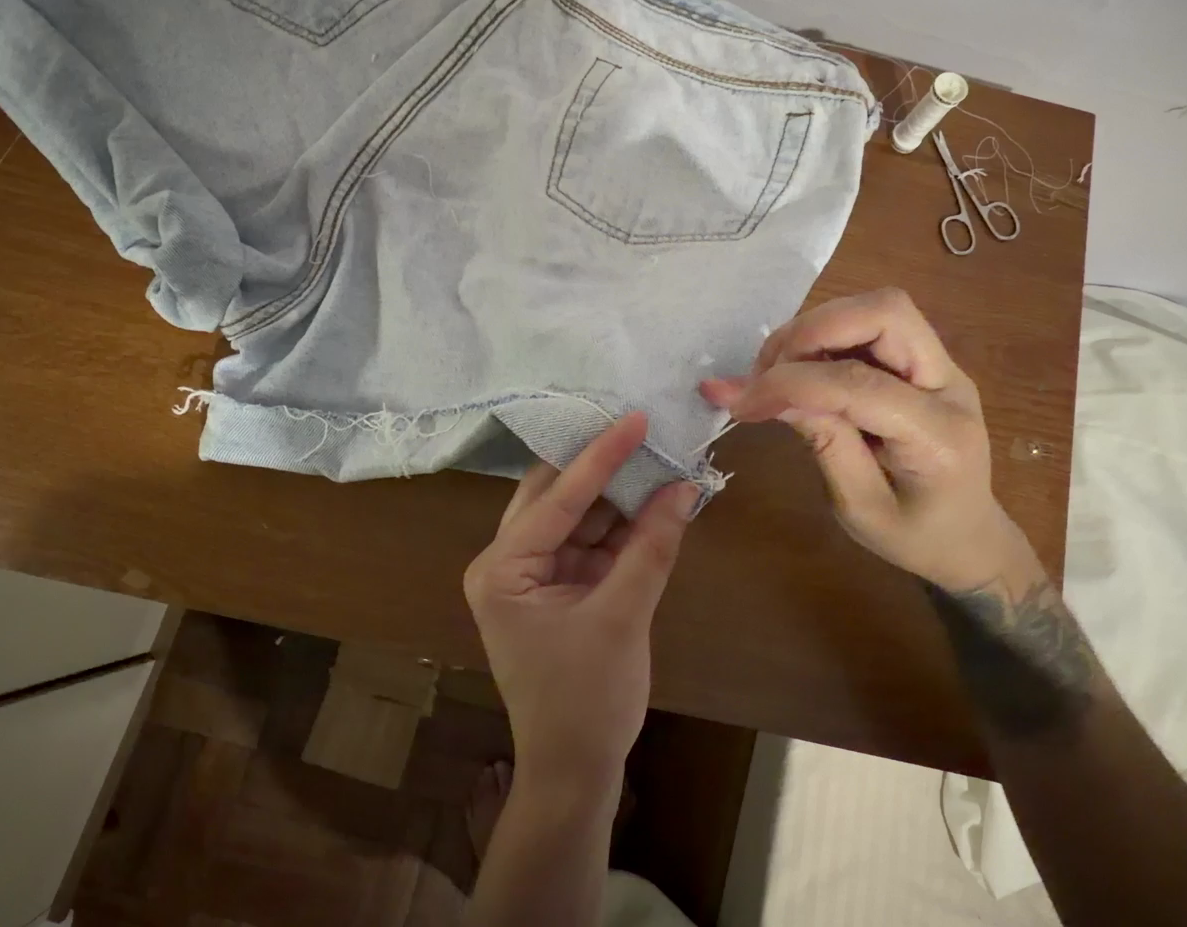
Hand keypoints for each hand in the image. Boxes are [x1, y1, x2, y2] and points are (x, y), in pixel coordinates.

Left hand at [463, 413, 699, 791]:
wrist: (576, 770)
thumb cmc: (586, 700)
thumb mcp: (622, 618)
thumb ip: (652, 548)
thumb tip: (685, 487)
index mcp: (502, 568)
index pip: (556, 499)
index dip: (600, 457)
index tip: (633, 417)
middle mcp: (509, 563)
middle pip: (559, 498)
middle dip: (603, 467)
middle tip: (643, 426)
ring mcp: (536, 575)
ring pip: (579, 518)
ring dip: (620, 495)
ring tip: (660, 455)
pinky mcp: (562, 589)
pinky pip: (594, 545)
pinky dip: (626, 528)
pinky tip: (657, 501)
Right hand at [699, 287, 1027, 591]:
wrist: (968, 538)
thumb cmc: (916, 537)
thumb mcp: (860, 509)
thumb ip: (824, 445)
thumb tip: (773, 395)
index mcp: (939, 437)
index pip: (858, 383)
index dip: (791, 383)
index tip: (742, 402)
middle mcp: (949, 385)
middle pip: (885, 312)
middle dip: (813, 330)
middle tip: (765, 371)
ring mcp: (940, 366)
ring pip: (875, 309)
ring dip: (813, 329)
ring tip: (772, 372)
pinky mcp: (922, 361)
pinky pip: (869, 325)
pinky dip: (823, 336)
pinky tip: (796, 369)